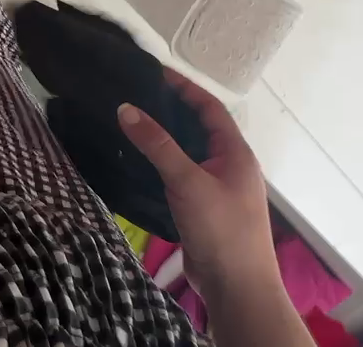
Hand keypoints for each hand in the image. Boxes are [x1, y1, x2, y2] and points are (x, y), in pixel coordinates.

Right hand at [118, 69, 278, 301]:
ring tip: (128, 118)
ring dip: (163, 134)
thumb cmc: (222, 231)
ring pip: (187, 149)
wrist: (237, 291)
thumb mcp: (187, 182)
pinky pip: (179, 170)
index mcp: (235, 154)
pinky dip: (160, 158)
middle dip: (169, 107)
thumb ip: (157, 144)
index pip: (209, 107)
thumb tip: (125, 107)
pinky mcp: (202, 205)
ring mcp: (216, 187)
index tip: (152, 71)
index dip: (183, 86)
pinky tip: (136, 156)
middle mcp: (229, 165)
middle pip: (198, 125)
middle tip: (133, 92)